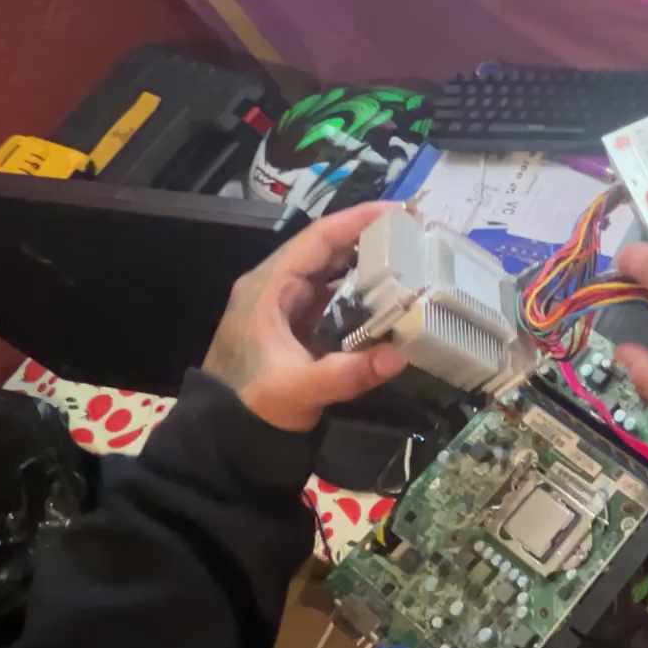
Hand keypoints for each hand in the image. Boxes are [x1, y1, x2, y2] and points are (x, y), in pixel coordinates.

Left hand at [203, 202, 406, 431]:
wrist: (229, 437)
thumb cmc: (254, 405)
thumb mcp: (298, 389)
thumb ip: (344, 374)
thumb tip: (399, 356)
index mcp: (268, 288)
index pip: (316, 240)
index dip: (356, 221)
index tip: (398, 210)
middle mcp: (279, 287)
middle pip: (328, 248)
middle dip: (370, 235)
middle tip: (418, 231)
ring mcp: (291, 306)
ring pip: (335, 270)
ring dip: (371, 259)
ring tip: (414, 254)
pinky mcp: (303, 324)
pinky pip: (339, 294)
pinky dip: (367, 287)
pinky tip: (396, 292)